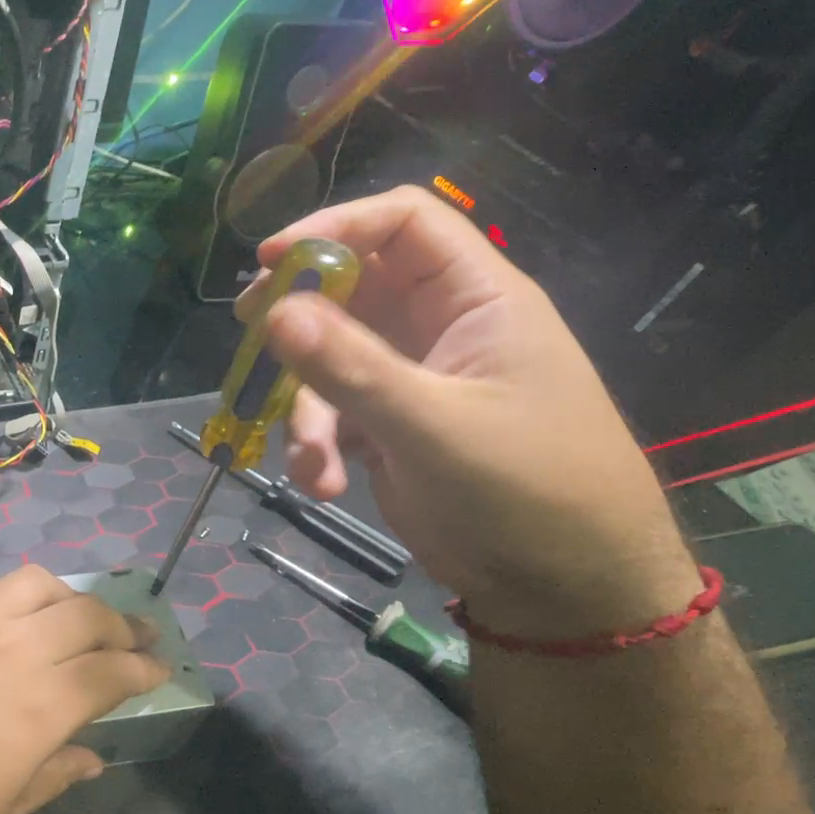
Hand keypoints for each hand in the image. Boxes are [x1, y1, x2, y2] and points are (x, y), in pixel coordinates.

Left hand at [0, 565, 167, 813]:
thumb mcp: (3, 810)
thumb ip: (56, 772)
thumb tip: (93, 754)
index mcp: (42, 702)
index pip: (113, 671)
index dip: (144, 668)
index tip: (160, 669)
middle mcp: (12, 646)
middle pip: (85, 613)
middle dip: (122, 622)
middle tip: (136, 633)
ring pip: (34, 583)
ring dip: (67, 596)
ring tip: (74, 612)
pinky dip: (10, 596)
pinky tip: (8, 613)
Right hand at [242, 185, 699, 640]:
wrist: (563, 590)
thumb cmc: (526, 493)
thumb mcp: (432, 425)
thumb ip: (349, 367)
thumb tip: (273, 310)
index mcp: (475, 300)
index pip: (403, 223)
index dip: (335, 227)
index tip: (270, 260)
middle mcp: (440, 328)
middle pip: (351, 291)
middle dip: (298, 320)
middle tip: (250, 336)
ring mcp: (411, 379)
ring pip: (328, 360)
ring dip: (305, 409)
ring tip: (310, 462)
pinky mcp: (390, 427)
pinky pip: (331, 413)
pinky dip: (316, 445)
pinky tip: (323, 483)